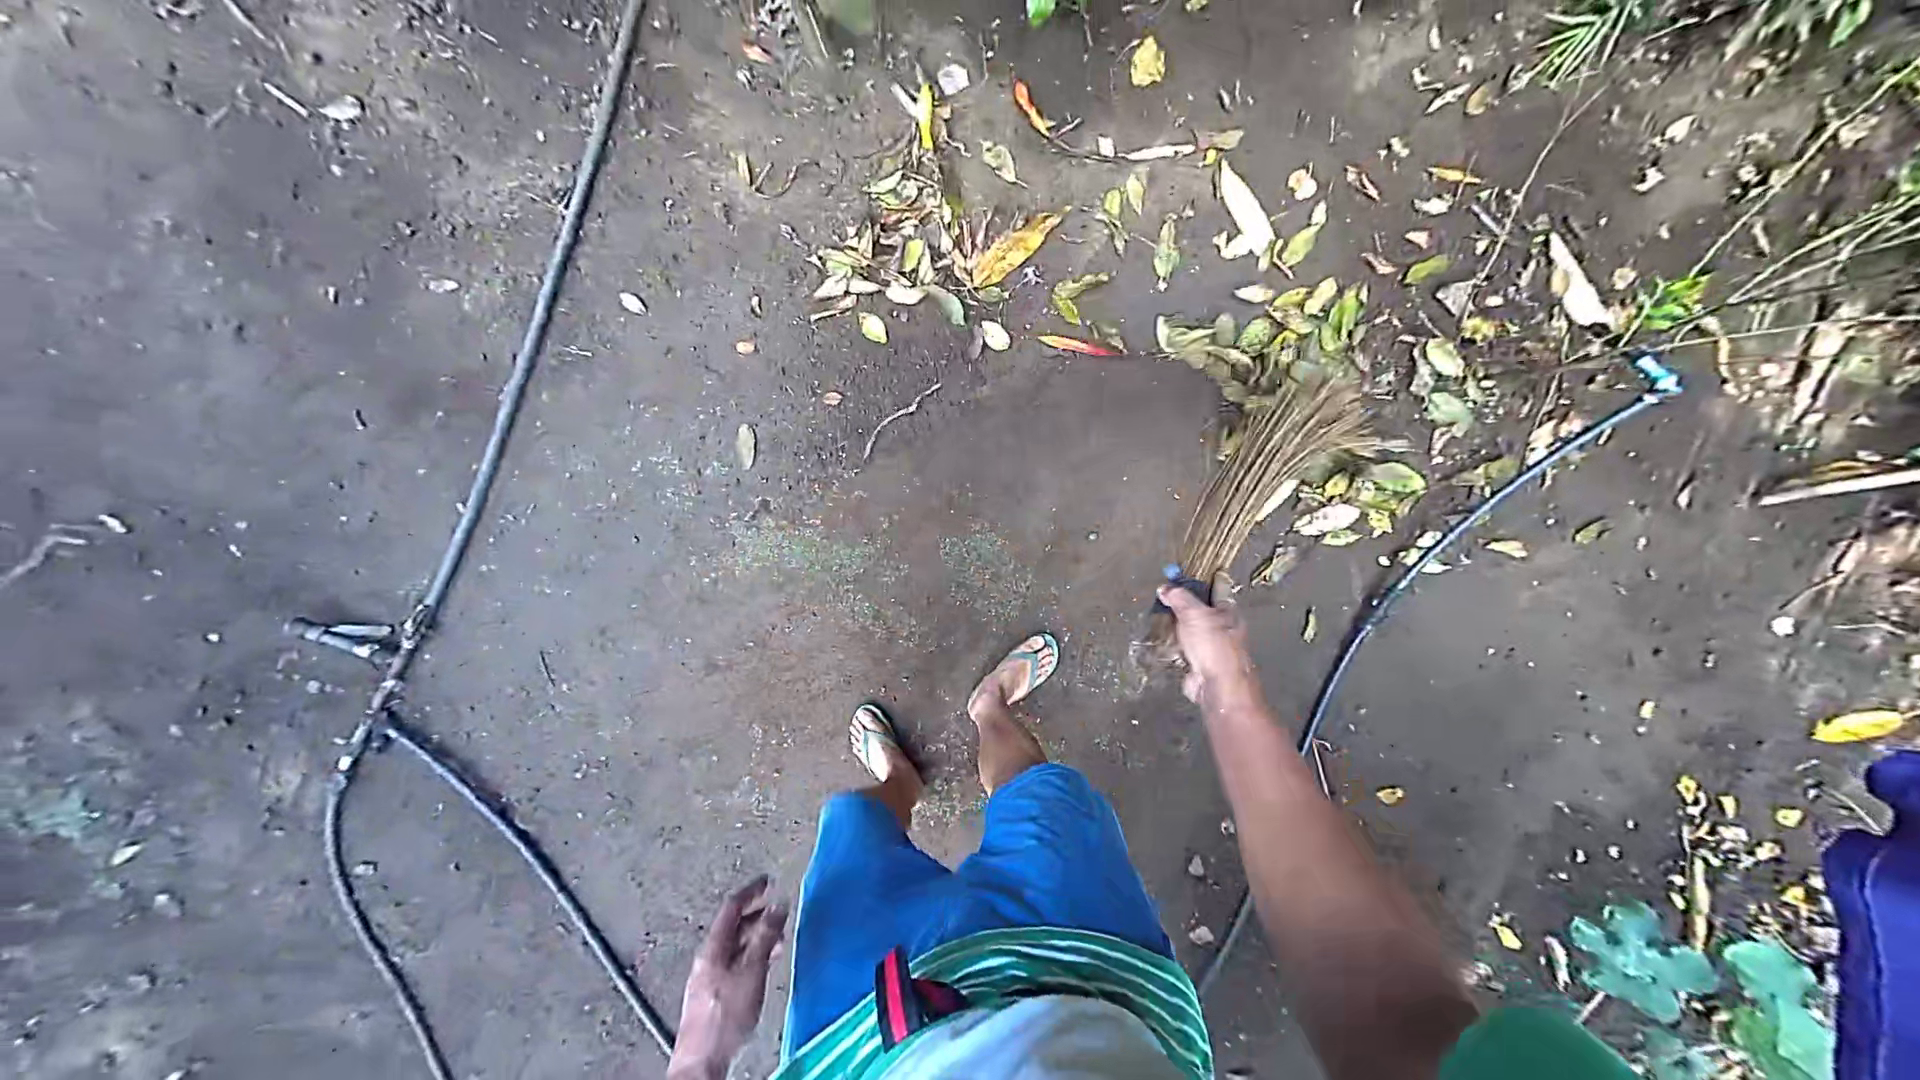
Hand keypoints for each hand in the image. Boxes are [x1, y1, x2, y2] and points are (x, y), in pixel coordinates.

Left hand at [667, 876, 788, 1079]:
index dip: (751, 891)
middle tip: (777, 911)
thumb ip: (766, 936)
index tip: (767, 881)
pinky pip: (735, 962)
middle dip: (757, 915)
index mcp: (713, 948)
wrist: (702, 1062)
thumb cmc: (726, 1016)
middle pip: (733, 926)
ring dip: (757, 937)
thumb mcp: (752, 969)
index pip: (732, 907)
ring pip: (735, 945)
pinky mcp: (714, 994)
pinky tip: (764, 966)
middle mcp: (708, 958)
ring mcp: (709, 977)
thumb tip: (779, 905)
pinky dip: (752, 955)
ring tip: (777, 939)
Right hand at [1157, 583, 1261, 709]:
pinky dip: (1170, 645)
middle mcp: (1222, 628)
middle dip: (1183, 604)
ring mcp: (1210, 646)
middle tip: (1164, 594)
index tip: (1196, 570)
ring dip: (1175, 625)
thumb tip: (1165, 588)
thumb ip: (1179, 598)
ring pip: (1189, 629)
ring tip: (1157, 615)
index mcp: (1228, 612)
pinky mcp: (1197, 662)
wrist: (1217, 685)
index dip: (1207, 578)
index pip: (1218, 588)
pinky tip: (1159, 639)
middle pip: (1201, 609)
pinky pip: (1181, 648)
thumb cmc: (1213, 644)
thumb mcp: (1194, 613)